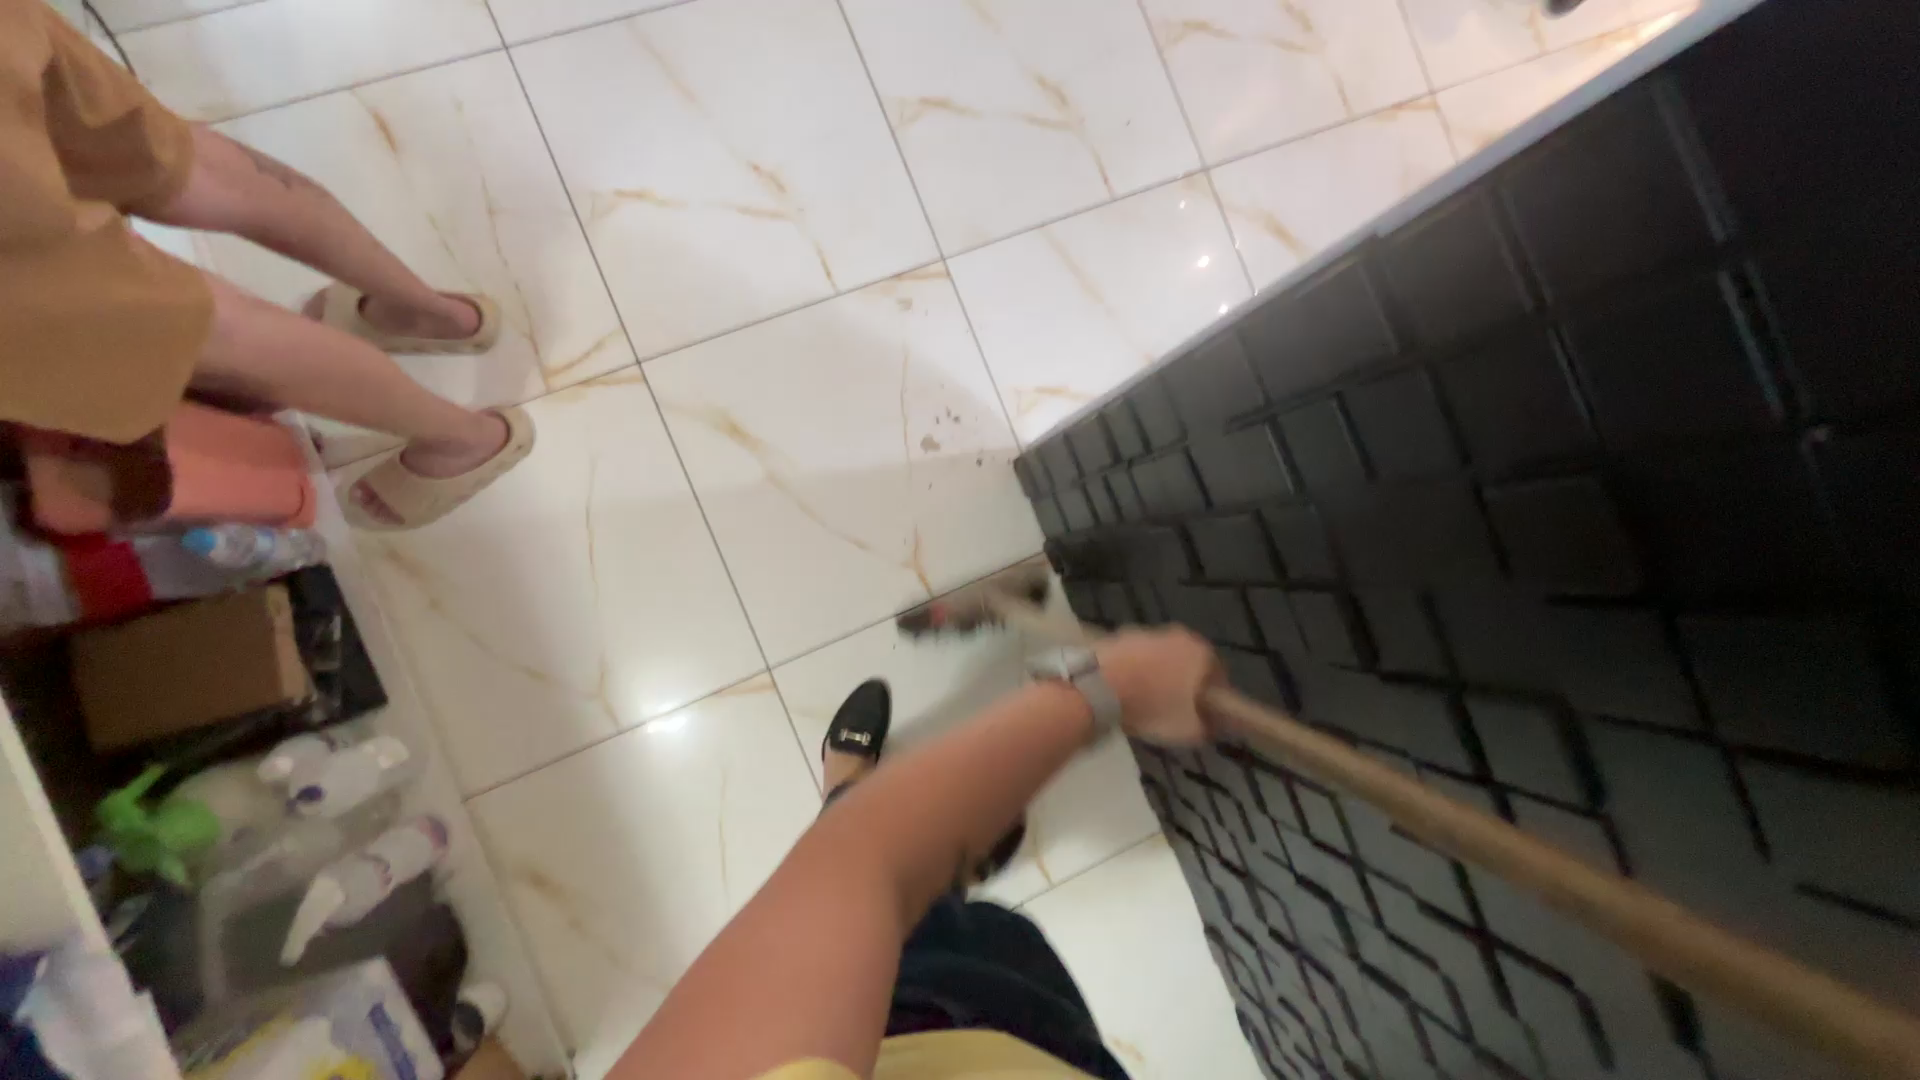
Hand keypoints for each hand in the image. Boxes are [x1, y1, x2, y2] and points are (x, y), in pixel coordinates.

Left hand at [1094, 627, 1225, 745]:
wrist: (1099, 687)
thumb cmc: (1153, 706)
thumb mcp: (1189, 729)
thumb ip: (1207, 726)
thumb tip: (1210, 725)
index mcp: (1199, 651)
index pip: (1217, 673)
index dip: (1214, 696)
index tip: (1206, 713)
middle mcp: (1175, 635)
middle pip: (1187, 662)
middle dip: (1184, 682)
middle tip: (1177, 708)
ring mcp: (1144, 633)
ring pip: (1159, 658)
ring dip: (1157, 675)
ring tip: (1148, 701)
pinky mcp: (1118, 638)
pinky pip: (1134, 659)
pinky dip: (1133, 671)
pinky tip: (1126, 691)